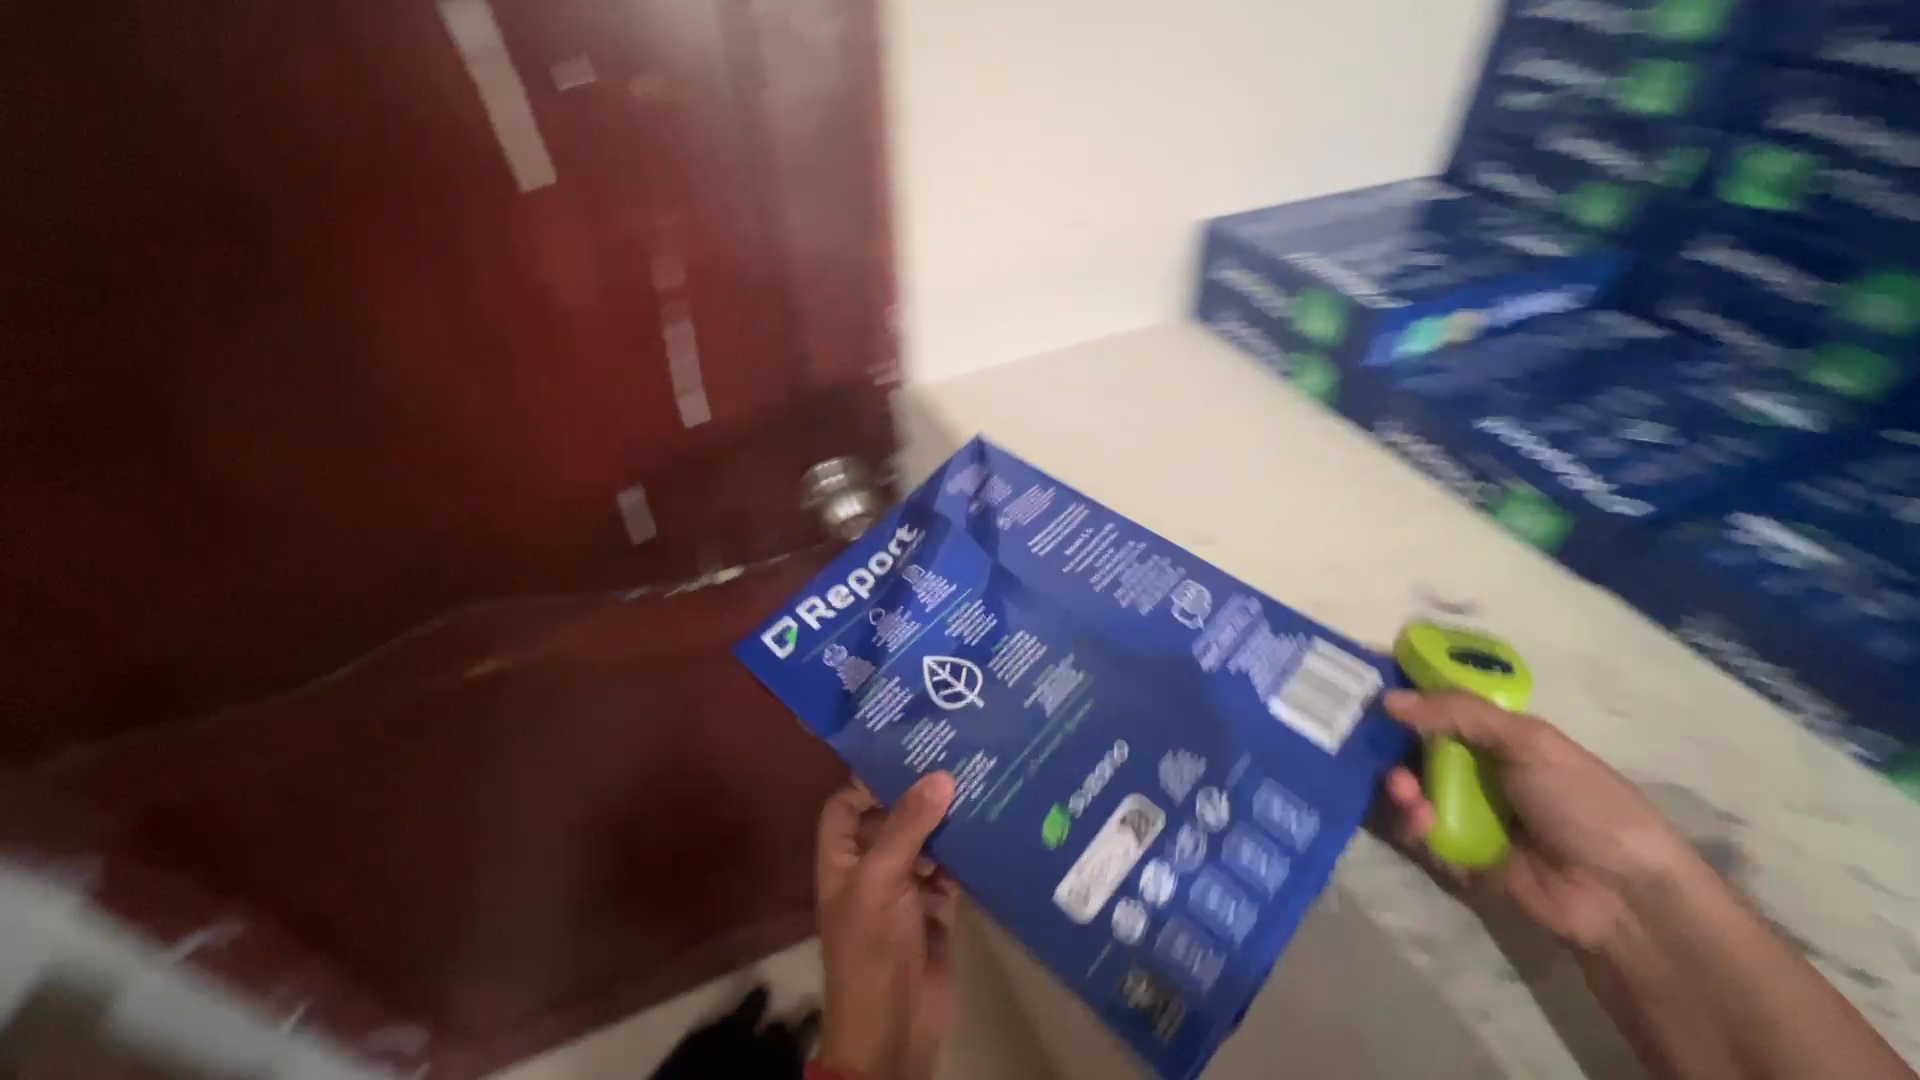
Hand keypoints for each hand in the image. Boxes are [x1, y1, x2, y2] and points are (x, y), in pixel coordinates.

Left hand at [815, 772, 958, 1079]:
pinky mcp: (937, 906)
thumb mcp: (881, 880)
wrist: (895, 1026)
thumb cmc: (872, 947)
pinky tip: (992, 824)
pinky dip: (968, 850)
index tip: (911, 749)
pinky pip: (952, 867)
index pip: (848, 802)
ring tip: (982, 778)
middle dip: (921, 791)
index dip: (871, 778)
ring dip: (949, 818)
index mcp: (842, 857)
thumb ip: (908, 826)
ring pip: (926, 840)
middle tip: (959, 753)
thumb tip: (941, 775)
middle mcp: (871, 866)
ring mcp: (905, 887)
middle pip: (892, 816)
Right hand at [1379, 690, 1697, 950]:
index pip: (1437, 709)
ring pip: (1406, 790)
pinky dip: (1409, 823)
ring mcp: (1462, 813)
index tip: (1366, 692)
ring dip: (1397, 787)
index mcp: (1495, 739)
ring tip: (1406, 792)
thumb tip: (1388, 698)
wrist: (1619, 893)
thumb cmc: (1582, 802)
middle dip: (1390, 746)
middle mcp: (1473, 771)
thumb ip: (1458, 712)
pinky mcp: (1452, 854)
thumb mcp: (1529, 741)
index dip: (1403, 700)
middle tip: (1377, 749)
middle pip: (1410, 749)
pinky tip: (1422, 822)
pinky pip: (1413, 832)